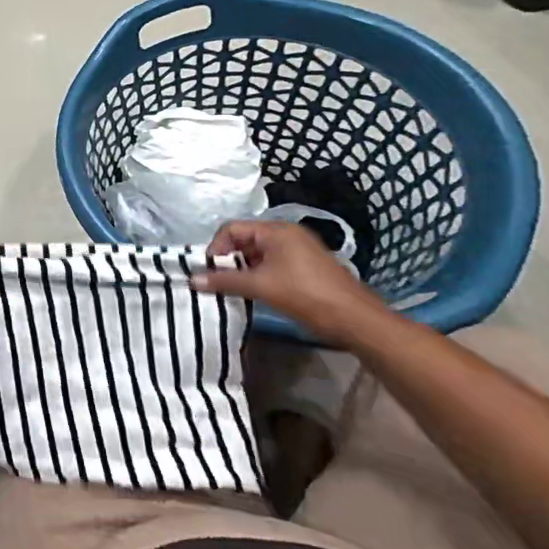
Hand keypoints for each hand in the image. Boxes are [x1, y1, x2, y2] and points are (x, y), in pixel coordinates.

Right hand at [196, 220, 388, 344]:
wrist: (356, 319)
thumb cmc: (305, 295)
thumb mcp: (260, 286)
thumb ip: (224, 281)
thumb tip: (192, 280)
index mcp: (276, 230)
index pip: (231, 229)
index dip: (216, 248)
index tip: (210, 271)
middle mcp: (287, 233)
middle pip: (244, 239)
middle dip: (228, 259)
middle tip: (219, 280)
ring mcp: (299, 249)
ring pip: (258, 252)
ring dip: (243, 268)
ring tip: (235, 288)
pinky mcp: (306, 265)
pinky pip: (272, 262)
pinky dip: (259, 273)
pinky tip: (256, 291)